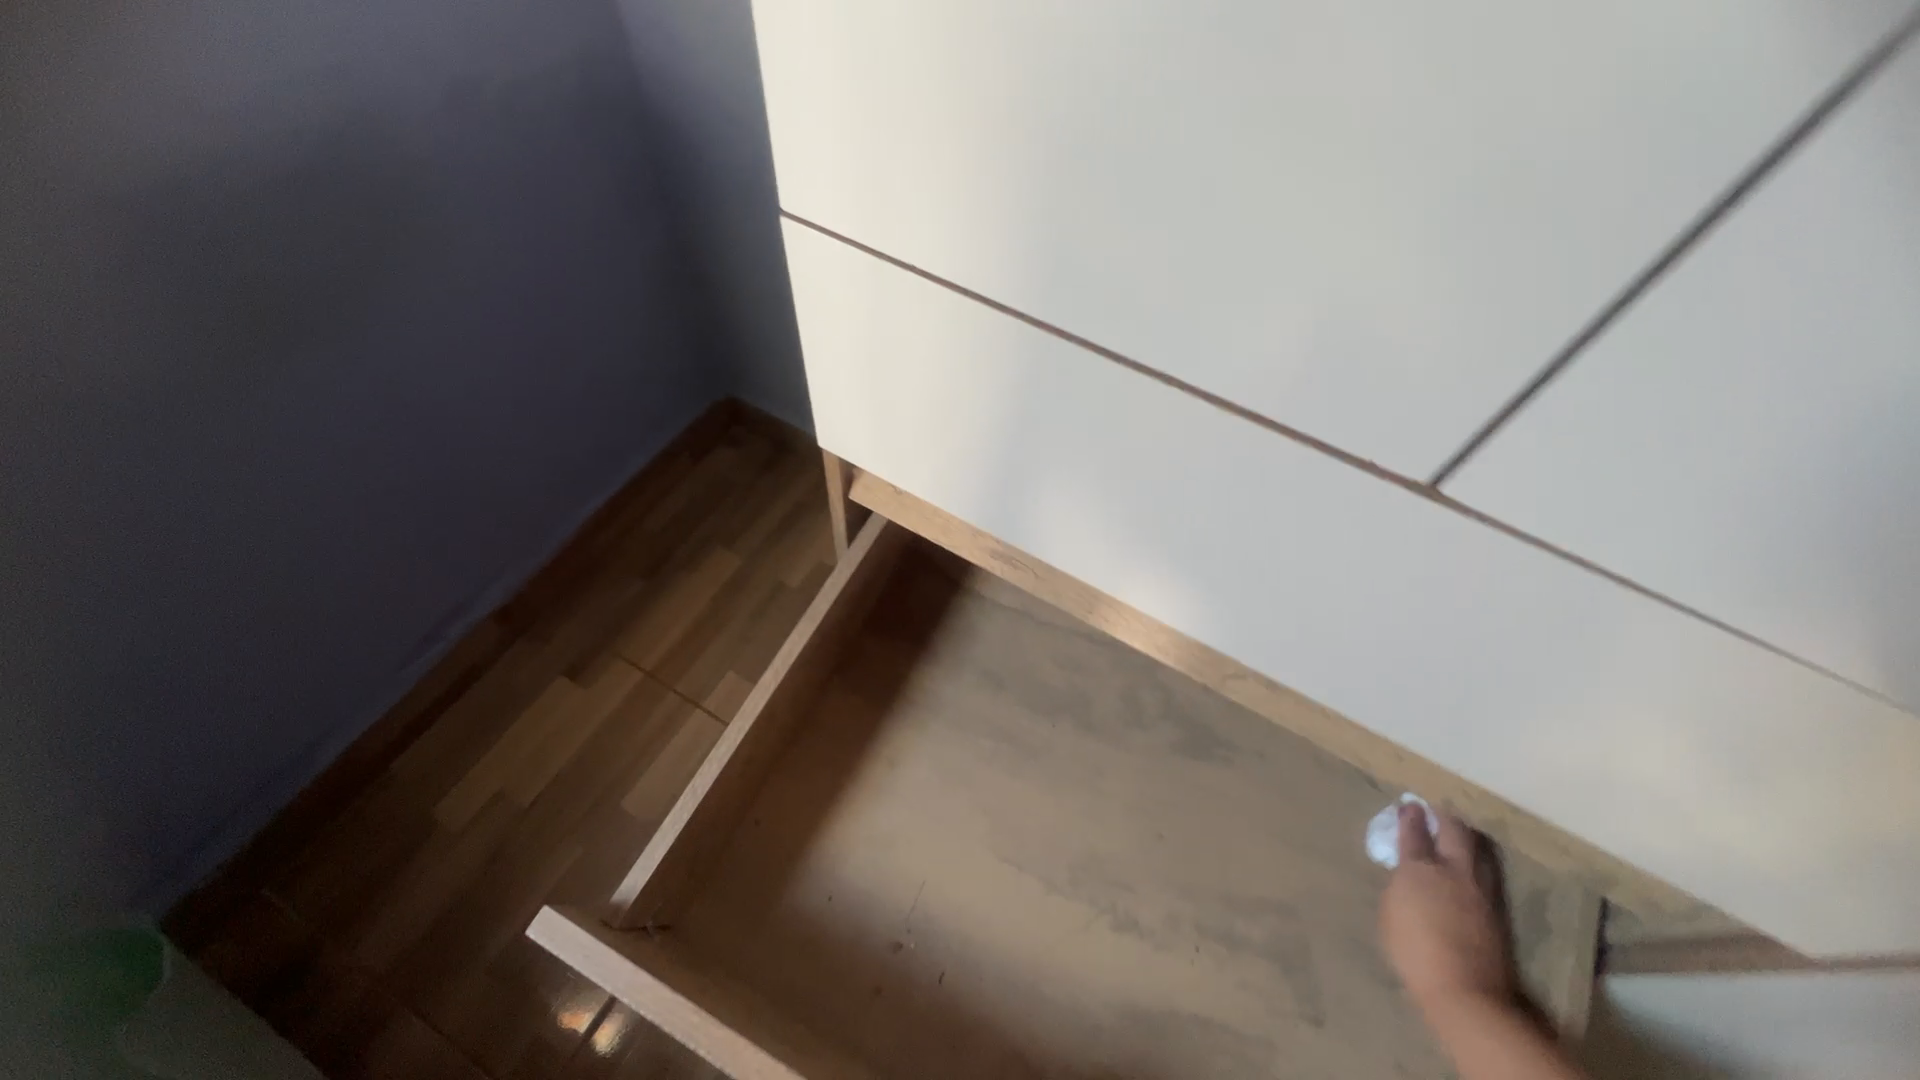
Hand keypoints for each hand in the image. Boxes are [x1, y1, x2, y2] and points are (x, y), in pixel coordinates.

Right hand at [1379, 805, 1514, 1016]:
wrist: (1464, 990)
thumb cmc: (1413, 952)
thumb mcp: (1390, 913)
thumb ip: (1400, 887)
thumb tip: (1408, 876)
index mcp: (1419, 869)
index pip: (1414, 832)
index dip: (1410, 815)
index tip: (1409, 805)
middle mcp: (1453, 870)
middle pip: (1455, 830)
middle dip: (1445, 816)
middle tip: (1437, 810)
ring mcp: (1480, 889)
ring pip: (1478, 849)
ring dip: (1466, 837)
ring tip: (1458, 833)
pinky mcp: (1497, 910)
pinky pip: (1487, 872)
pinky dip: (1477, 861)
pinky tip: (1471, 867)